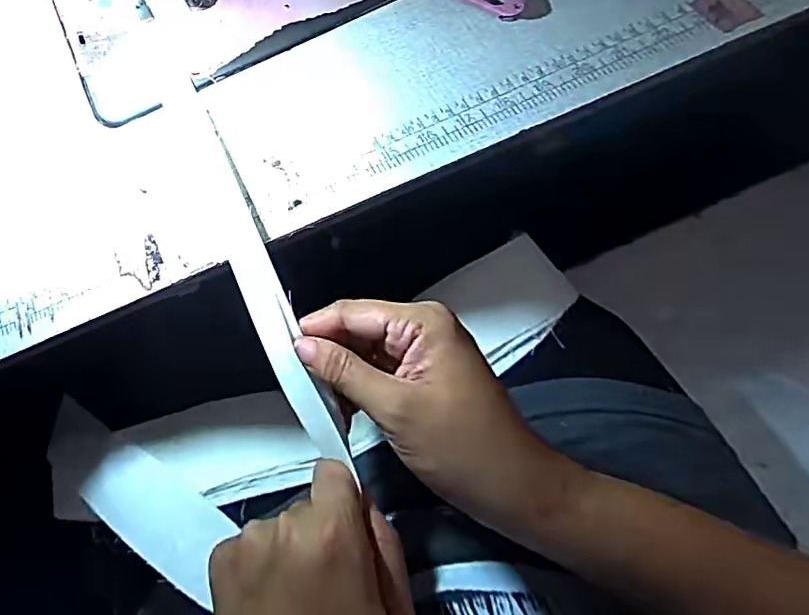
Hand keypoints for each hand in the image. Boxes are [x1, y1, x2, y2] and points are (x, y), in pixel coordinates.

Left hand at [209, 459, 413, 614]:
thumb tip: (365, 505)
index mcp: (331, 533)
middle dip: (316, 536)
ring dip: (286, 552)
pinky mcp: (219, 557)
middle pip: (304, 507)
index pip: (333, 473)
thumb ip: (383, 546)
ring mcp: (246, 540)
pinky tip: (270, 605)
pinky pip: (247, 547)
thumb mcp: (392, 611)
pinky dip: (257, 569)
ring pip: (275, 528)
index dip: (342, 496)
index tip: (345, 517)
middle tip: (327, 587)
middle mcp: (283, 524)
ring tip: (297, 603)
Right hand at [294, 300, 582, 533]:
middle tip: (302, 380)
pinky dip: (358, 384)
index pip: (352, 312)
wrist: (524, 496)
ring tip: (324, 399)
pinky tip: (346, 406)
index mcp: (423, 323)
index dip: (315, 329)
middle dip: (329, 354)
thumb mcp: (396, 409)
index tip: (284, 349)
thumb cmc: (468, 452)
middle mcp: (423, 327)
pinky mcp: (423, 371)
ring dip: (341, 372)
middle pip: (355, 328)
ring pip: (362, 348)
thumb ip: (344, 371)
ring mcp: (424, 349)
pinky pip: (377, 366)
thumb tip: (301, 346)